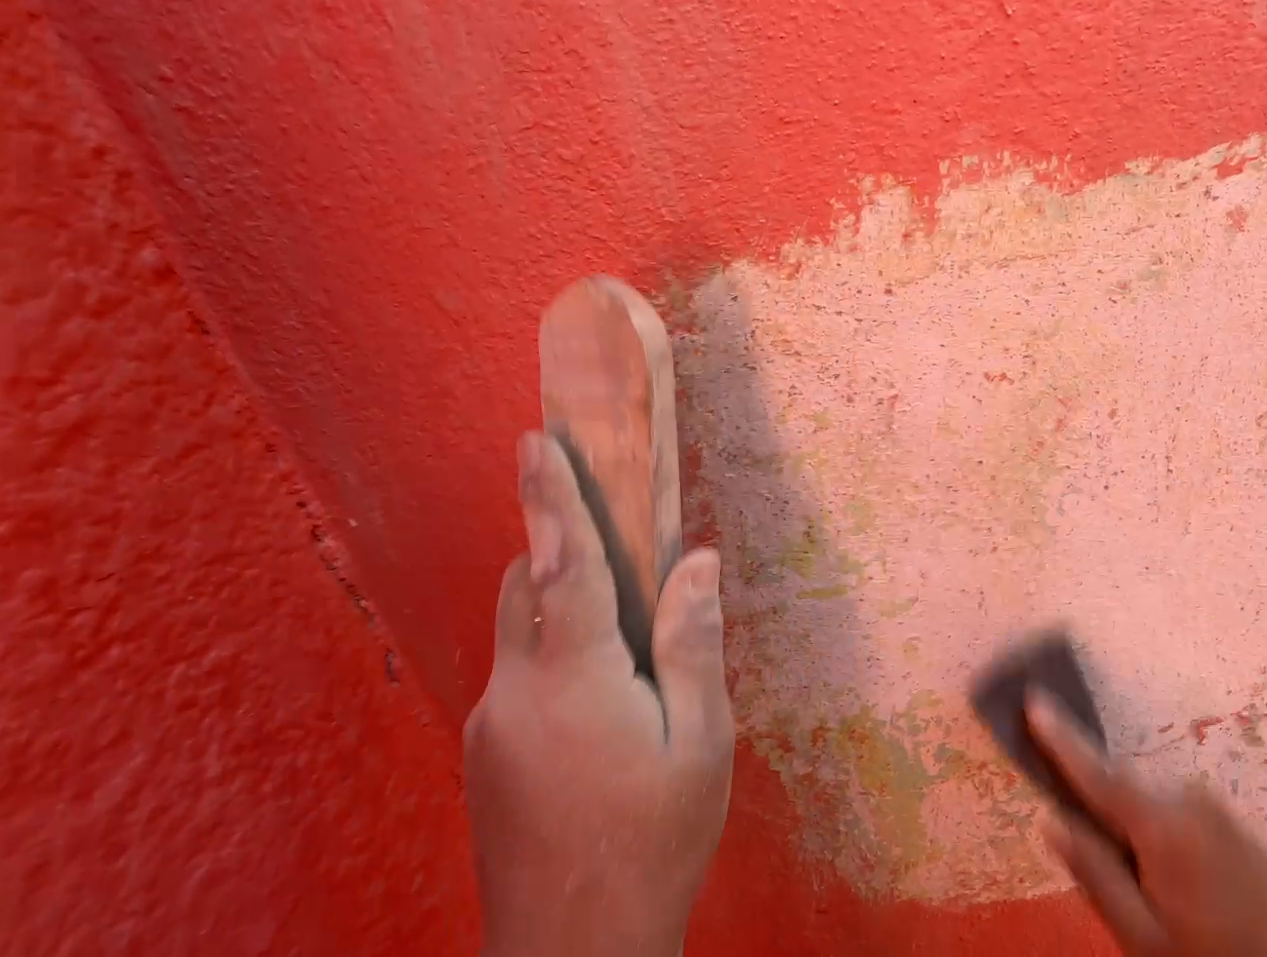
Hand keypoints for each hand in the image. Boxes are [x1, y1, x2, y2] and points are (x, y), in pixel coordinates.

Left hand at [464, 432, 732, 956]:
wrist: (574, 955)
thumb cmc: (655, 841)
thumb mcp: (701, 742)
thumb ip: (693, 644)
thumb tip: (696, 562)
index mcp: (573, 681)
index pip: (558, 565)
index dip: (548, 497)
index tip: (533, 440)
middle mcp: (515, 692)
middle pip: (524, 587)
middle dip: (556, 544)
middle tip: (609, 536)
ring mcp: (492, 727)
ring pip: (519, 631)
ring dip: (560, 602)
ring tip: (623, 632)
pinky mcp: (488, 754)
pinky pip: (519, 674)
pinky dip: (556, 652)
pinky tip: (604, 700)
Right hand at [1028, 692, 1266, 956]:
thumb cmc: (1212, 954)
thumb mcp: (1141, 934)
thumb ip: (1095, 873)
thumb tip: (1052, 821)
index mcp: (1161, 825)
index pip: (1097, 774)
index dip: (1060, 738)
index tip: (1034, 701)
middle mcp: (1187, 798)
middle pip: (1120, 791)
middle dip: (1103, 822)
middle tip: (1120, 888)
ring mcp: (1210, 804)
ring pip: (1145, 807)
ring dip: (1134, 838)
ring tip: (1158, 901)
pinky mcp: (1225, 816)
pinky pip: (1171, 814)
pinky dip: (1158, 839)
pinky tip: (1181, 890)